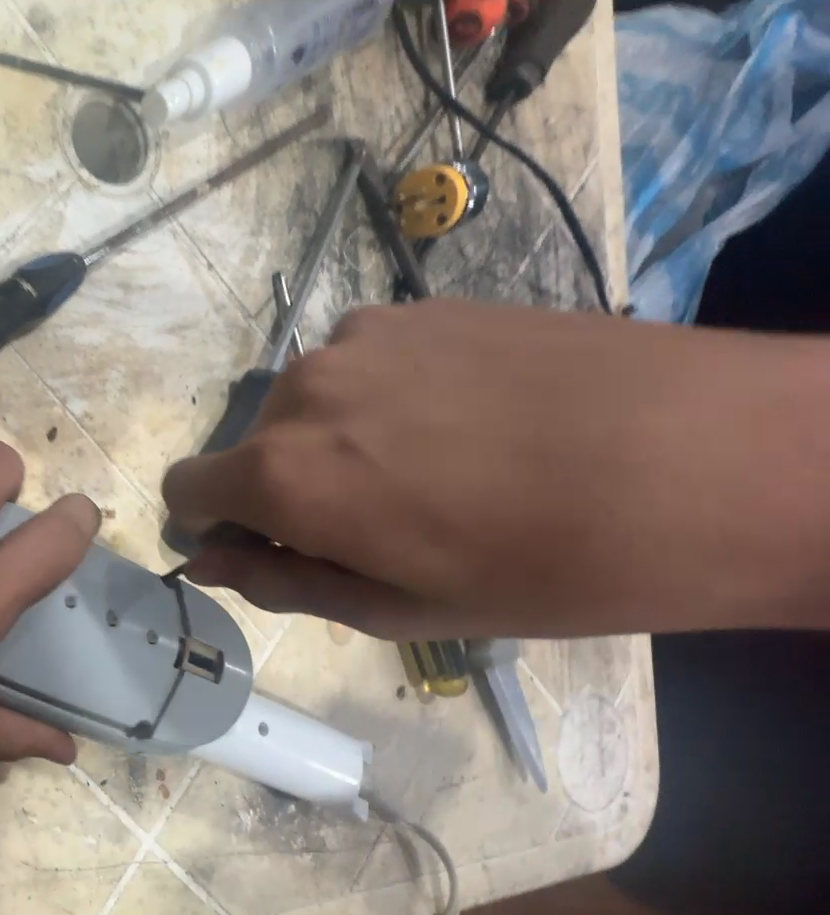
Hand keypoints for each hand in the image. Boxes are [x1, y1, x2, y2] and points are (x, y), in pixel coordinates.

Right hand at [163, 301, 829, 638]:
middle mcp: (299, 392)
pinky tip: (470, 415)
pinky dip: (384, 393)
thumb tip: (204, 557)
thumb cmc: (552, 567)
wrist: (731, 457)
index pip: (184, 488)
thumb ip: (278, 581)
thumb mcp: (399, 609)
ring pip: (306, 403)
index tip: (269, 545)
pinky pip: (361, 361)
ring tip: (438, 464)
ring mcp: (360, 338)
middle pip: (249, 448)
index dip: (213, 523)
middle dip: (286, 486)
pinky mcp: (420, 305)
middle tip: (382, 521)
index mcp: (282, 475)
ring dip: (337, 437)